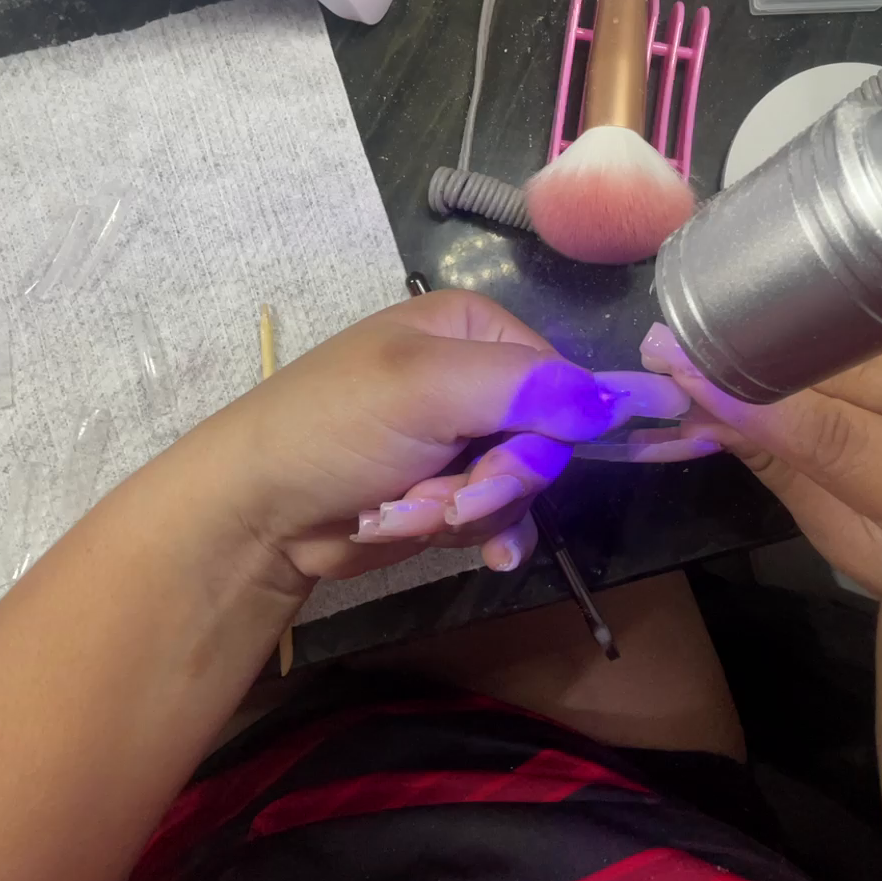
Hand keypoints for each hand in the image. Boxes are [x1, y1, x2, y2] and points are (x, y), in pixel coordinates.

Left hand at [181, 291, 695, 590]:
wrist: (258, 511)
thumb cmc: (334, 427)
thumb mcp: (428, 389)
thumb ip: (529, 387)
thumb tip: (623, 397)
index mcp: (474, 330)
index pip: (560, 379)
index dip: (545, 431)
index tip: (500, 466)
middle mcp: (476, 378)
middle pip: (543, 437)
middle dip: (497, 479)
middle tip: (450, 501)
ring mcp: (463, 437)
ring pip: (522, 483)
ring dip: (473, 511)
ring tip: (411, 513)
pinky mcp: (451, 488)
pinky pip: (500, 514)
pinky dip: (479, 534)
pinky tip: (468, 551)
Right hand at [642, 321, 881, 634]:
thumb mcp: (834, 536)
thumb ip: (774, 462)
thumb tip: (695, 401)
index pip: (849, 441)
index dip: (764, 405)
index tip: (688, 373)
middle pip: (870, 369)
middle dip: (774, 352)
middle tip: (693, 339)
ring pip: (880, 332)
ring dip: (798, 328)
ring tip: (729, 329)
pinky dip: (833, 324)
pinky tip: (786, 326)